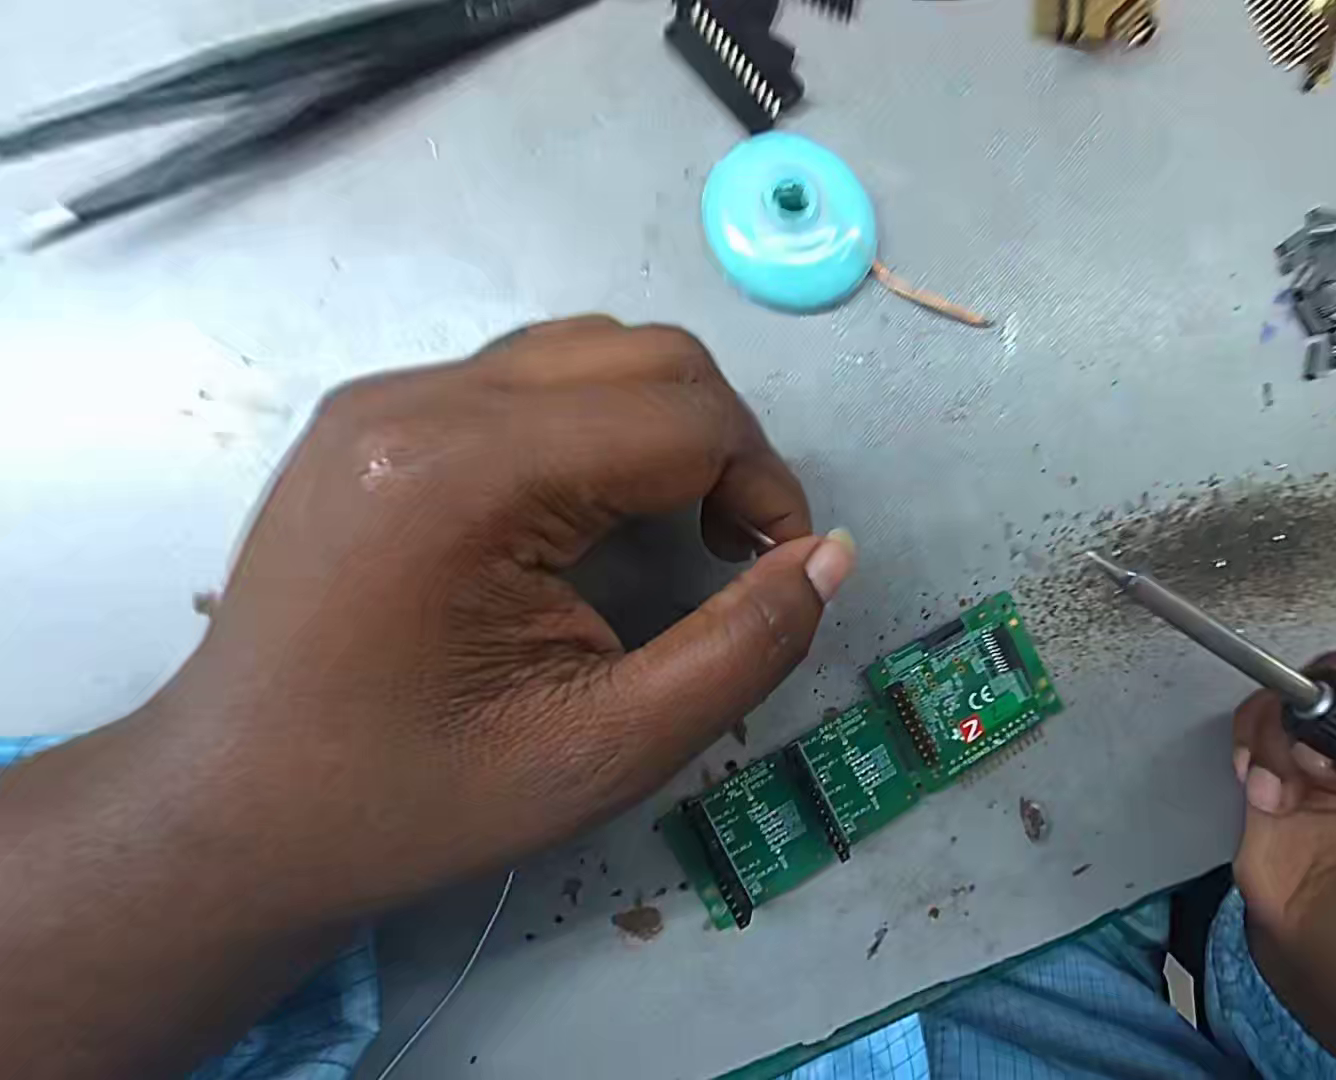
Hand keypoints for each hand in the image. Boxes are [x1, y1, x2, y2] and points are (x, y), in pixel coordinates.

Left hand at [0, 318, 855, 1077]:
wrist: (234, 814)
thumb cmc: (427, 795)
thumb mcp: (619, 748)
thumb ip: (749, 646)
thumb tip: (832, 555)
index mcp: (465, 480)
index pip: (691, 422)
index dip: (769, 490)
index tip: (780, 566)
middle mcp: (425, 401)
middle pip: (662, 359)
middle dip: (737, 449)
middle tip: (741, 543)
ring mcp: (403, 394)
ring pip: (616, 349)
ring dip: (688, 428)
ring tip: (687, 519)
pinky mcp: (403, 410)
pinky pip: (564, 370)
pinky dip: (631, 421)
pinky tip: (619, 498)